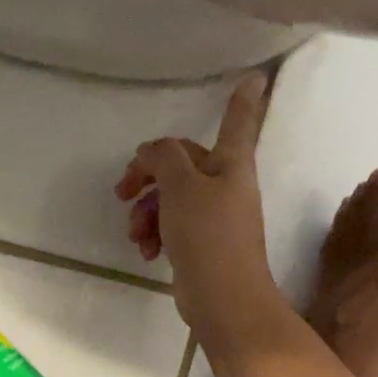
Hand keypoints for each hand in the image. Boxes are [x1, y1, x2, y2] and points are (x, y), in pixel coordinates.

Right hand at [115, 73, 272, 318]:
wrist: (222, 300)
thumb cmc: (208, 236)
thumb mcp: (182, 187)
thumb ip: (165, 158)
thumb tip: (152, 150)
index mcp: (231, 164)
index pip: (236, 123)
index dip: (241, 101)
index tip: (255, 76)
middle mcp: (225, 186)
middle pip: (184, 165)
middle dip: (149, 176)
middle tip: (122, 191)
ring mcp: (213, 219)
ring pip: (171, 200)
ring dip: (147, 212)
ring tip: (135, 233)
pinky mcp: (200, 247)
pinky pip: (171, 228)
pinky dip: (155, 235)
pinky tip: (145, 251)